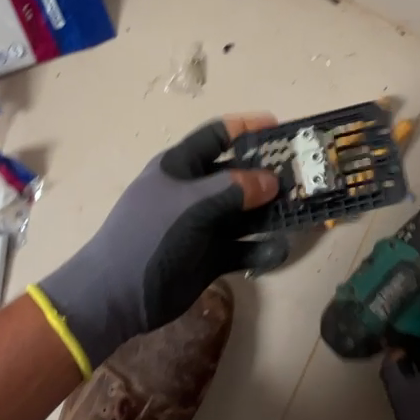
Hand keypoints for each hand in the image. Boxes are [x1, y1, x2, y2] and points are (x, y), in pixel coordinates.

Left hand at [32, 113, 282, 373]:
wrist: (117, 293)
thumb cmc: (149, 234)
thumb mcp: (191, 203)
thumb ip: (233, 188)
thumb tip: (271, 180)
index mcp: (180, 166)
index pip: (217, 136)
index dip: (247, 127)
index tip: (280, 125)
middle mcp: (193, 192)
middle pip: (237, 175)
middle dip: (268, 174)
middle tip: (302, 175)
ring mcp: (202, 225)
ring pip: (244, 213)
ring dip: (271, 212)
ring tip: (302, 210)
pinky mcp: (209, 257)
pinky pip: (243, 248)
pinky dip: (262, 249)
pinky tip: (282, 248)